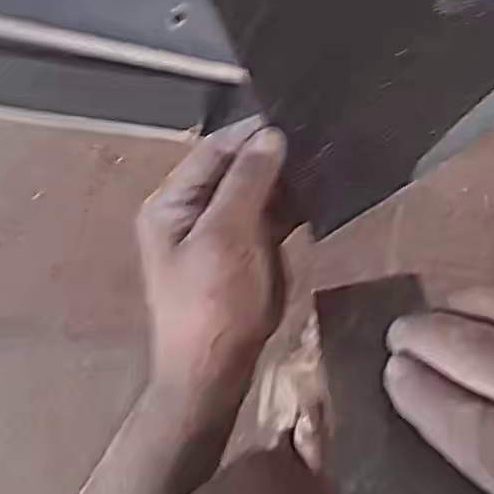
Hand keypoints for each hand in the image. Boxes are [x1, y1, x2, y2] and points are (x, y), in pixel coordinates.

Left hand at [135, 116, 292, 405]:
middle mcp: (195, 210)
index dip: (249, 134)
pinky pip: (269, 213)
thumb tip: (271, 136)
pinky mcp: (247, 247)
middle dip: (269, 154)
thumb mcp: (225, 237)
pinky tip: (316, 192)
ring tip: (319, 159)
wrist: (216, 373)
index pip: (213, 151)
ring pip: (256, 189)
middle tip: (311, 138)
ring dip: (284, 177)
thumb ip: (247, 183)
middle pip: (235, 167)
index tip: (288, 120)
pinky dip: (290, 203)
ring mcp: (222, 229)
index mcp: (174, 202)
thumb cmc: (211, 304)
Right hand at [384, 287, 493, 493]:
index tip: (393, 373)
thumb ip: (487, 467)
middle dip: (423, 338)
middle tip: (399, 337)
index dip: (422, 394)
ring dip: (448, 309)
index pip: (473, 428)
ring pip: (492, 305)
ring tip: (431, 322)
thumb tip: (419, 392)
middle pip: (477, 353)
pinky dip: (484, 297)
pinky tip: (474, 313)